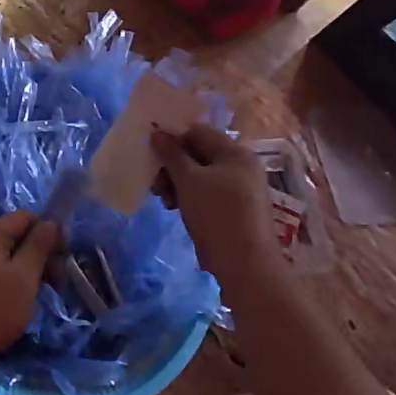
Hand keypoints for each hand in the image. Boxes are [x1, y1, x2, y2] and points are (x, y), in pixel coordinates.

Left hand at [0, 210, 56, 374]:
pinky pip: (1, 267)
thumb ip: (38, 246)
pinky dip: (19, 276)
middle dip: (42, 251)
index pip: (23, 217)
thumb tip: (51, 222)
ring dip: (33, 266)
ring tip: (50, 289)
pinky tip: (30, 294)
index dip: (47, 230)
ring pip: (11, 253)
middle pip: (17, 234)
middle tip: (60, 279)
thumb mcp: (24, 276)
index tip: (64, 255)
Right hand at [151, 125, 276, 278]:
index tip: (151, 151)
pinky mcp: (233, 207)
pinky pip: (205, 191)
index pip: (198, 131)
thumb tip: (157, 133)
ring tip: (163, 198)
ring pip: (198, 174)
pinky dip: (187, 194)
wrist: (244, 262)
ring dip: (176, 182)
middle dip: (172, 164)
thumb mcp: (188, 180)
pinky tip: (174, 207)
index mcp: (235, 153)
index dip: (173, 138)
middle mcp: (240, 166)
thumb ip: (171, 154)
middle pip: (197, 153)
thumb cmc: (216, 214)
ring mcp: (238, 187)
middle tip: (155, 181)